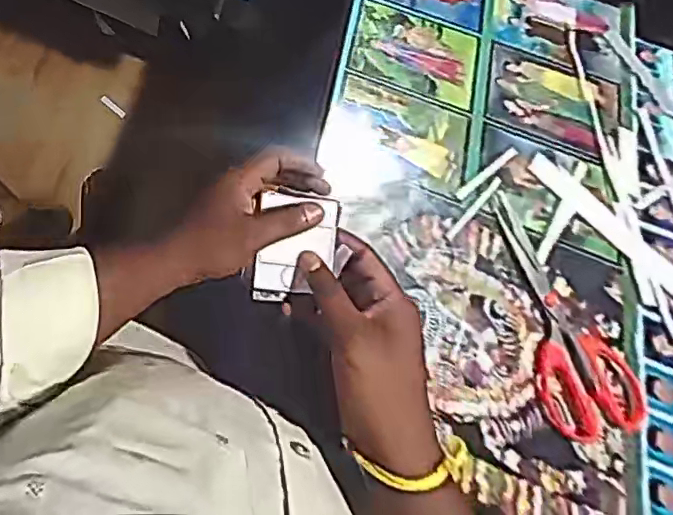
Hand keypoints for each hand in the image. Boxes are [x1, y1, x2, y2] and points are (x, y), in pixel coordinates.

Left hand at [162, 147, 331, 284]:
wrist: (177, 258)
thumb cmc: (212, 245)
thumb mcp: (254, 235)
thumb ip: (287, 221)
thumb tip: (315, 209)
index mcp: (238, 179)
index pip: (274, 158)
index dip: (301, 163)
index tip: (322, 175)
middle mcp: (233, 181)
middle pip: (270, 169)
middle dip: (298, 177)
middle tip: (323, 191)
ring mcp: (228, 194)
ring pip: (264, 185)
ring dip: (288, 191)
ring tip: (311, 204)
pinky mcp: (226, 209)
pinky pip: (257, 198)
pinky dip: (276, 203)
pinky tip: (288, 218)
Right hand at [299, 230, 442, 479]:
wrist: (387, 446)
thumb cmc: (380, 388)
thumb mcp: (352, 334)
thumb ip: (329, 292)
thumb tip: (309, 256)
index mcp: (392, 302)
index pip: (364, 256)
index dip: (338, 239)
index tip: (308, 227)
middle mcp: (379, 310)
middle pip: (345, 273)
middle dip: (316, 262)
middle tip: (285, 250)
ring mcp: (362, 328)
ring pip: (332, 295)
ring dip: (308, 286)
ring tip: (280, 273)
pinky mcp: (347, 345)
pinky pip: (325, 317)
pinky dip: (308, 309)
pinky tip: (287, 304)